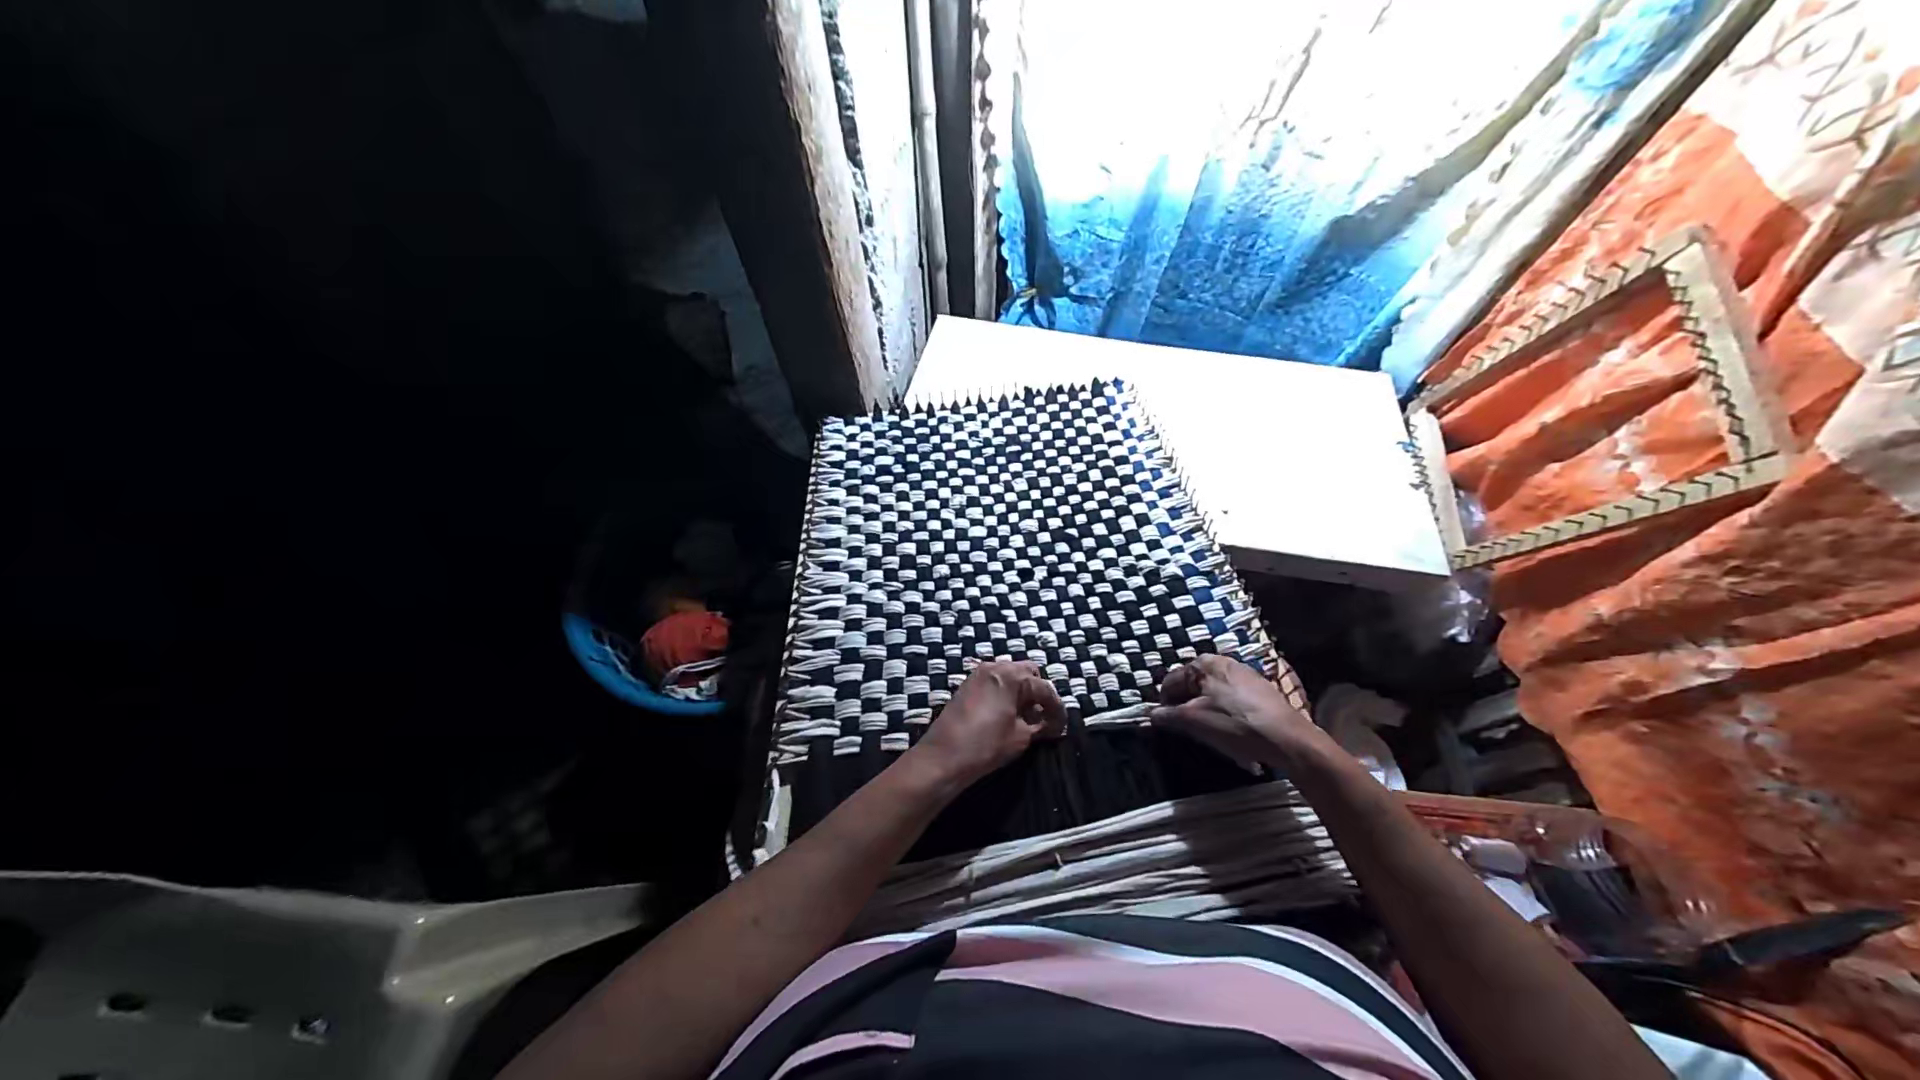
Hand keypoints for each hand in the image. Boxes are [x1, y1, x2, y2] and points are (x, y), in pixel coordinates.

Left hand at [902, 661, 1066, 791]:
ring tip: (1027, 719)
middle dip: (1039, 694)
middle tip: (1044, 718)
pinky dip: (1006, 695)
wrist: (943, 757)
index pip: (1044, 688)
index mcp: (1011, 675)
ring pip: (1010, 677)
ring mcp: (978, 675)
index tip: (1061, 728)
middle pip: (1027, 674)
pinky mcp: (967, 686)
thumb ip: (1040, 725)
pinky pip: (995, 684)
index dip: (1056, 709)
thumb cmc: (986, 745)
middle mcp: (994, 667)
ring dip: (1022, 694)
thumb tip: (1050, 724)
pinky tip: (1009, 716)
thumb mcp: (1021, 737)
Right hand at [1149, 655, 1331, 768]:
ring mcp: (1245, 675)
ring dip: (1207, 714)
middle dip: (1187, 709)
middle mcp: (1224, 662)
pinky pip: (1232, 702)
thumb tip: (1150, 715)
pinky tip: (1233, 734)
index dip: (1164, 704)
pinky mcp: (1261, 691)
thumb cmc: (1235, 724)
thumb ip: (1169, 716)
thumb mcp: (1195, 721)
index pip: (1171, 681)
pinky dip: (1226, 716)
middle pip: (1193, 687)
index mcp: (1205, 663)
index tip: (1167, 724)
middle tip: (1190, 731)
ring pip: (1213, 696)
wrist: (1288, 739)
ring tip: (1212, 736)